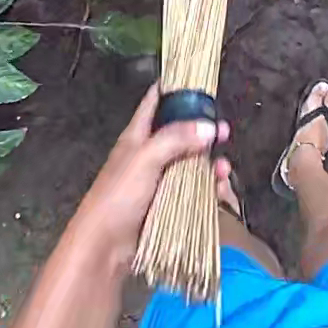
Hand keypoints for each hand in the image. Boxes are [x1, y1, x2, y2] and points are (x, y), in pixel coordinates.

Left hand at [69, 84, 228, 272]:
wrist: (104, 246)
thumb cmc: (118, 195)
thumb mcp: (146, 158)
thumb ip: (176, 138)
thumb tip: (209, 127)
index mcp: (138, 135)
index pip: (156, 101)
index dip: (175, 88)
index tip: (199, 80)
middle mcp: (149, 152)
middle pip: (180, 132)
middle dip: (203, 130)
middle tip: (224, 131)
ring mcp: (159, 178)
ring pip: (190, 162)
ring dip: (210, 163)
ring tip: (224, 168)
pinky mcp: (167, 202)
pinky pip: (192, 188)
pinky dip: (208, 187)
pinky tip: (219, 189)